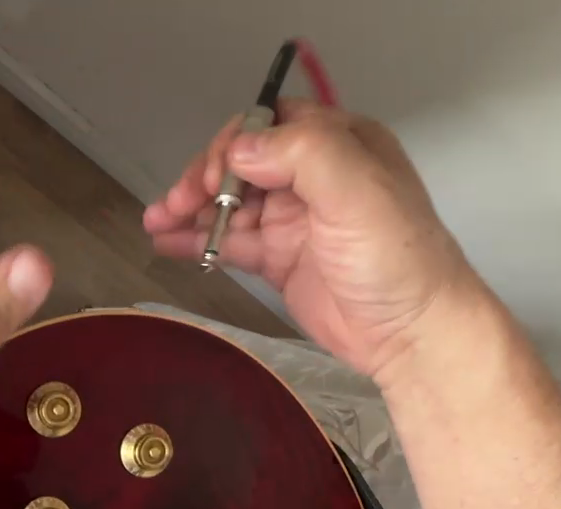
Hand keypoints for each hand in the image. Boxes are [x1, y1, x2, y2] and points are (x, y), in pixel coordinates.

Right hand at [144, 99, 482, 383]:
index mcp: (338, 145)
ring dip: (190, 211)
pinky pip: (229, 243)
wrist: (405, 330)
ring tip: (155, 224)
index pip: (271, 125)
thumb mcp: (355, 191)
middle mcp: (311, 177)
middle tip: (173, 206)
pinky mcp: (277, 260)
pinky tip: (167, 244)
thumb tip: (237, 151)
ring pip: (229, 205)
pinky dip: (197, 242)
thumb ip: (301, 156)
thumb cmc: (391, 257)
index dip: (234, 144)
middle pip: (242, 165)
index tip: (211, 179)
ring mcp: (292, 221)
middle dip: (203, 180)